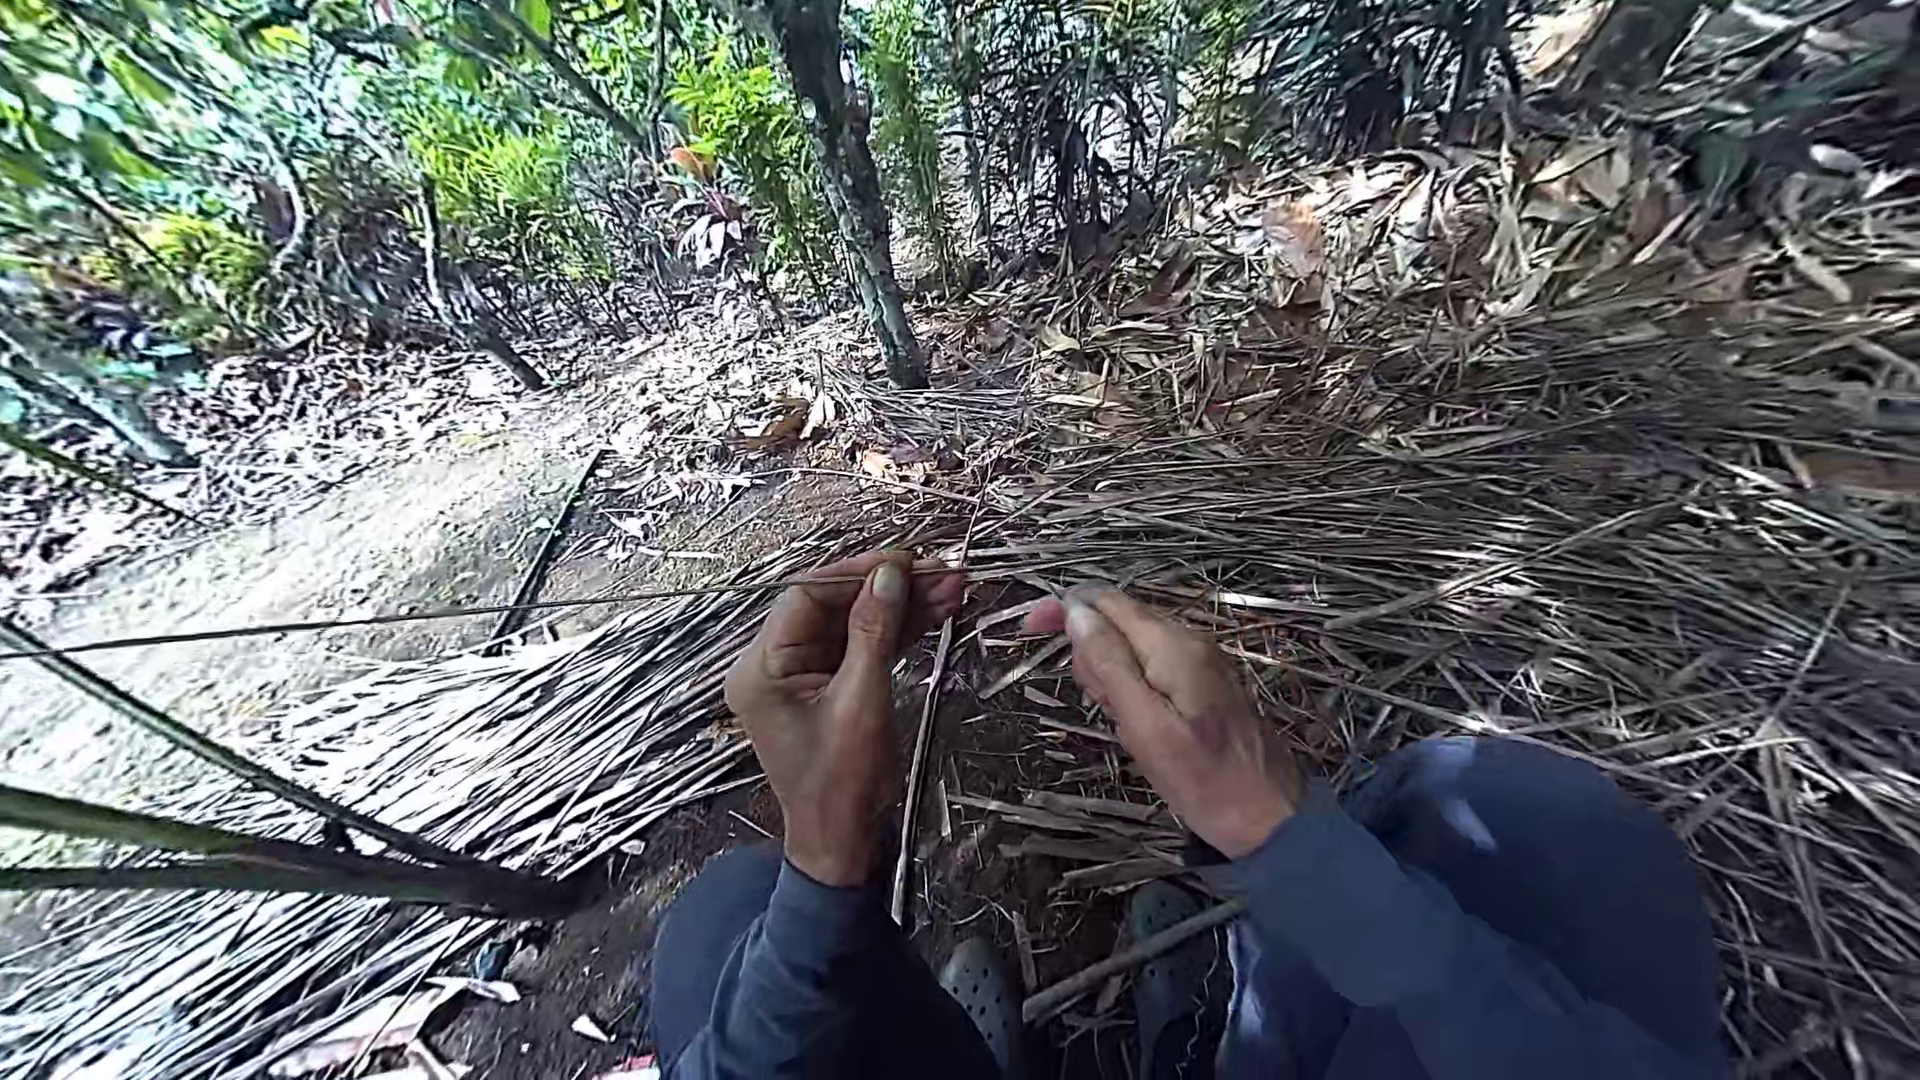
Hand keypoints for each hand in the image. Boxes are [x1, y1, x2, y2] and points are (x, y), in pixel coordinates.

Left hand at [726, 551, 964, 885]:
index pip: (806, 595)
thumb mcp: (861, 702)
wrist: (844, 839)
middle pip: (836, 604)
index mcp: (763, 667)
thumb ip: (874, 633)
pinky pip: (866, 642)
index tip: (903, 562)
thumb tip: (890, 574)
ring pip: (857, 620)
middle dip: (889, 587)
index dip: (856, 572)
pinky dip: (900, 628)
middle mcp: (778, 661)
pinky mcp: (833, 679)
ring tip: (951, 587)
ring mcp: (807, 670)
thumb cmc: (842, 782)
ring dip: (903, 604)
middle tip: (939, 572)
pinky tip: (936, 610)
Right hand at [1025, 587, 1301, 857]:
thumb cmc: (1204, 780)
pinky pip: (1147, 668)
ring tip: (1127, 723)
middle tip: (1103, 706)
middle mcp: (1186, 639)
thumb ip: (1109, 664)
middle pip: (1114, 622)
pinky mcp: (1199, 681)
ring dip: (1109, 678)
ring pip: (1127, 647)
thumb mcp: (1145, 725)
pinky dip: (1130, 689)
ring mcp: (1196, 659)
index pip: (1105, 601)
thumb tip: (1077, 613)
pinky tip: (1140, 723)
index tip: (1030, 630)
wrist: (1273, 821)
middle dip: (1091, 656)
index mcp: (1171, 644)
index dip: (1064, 609)